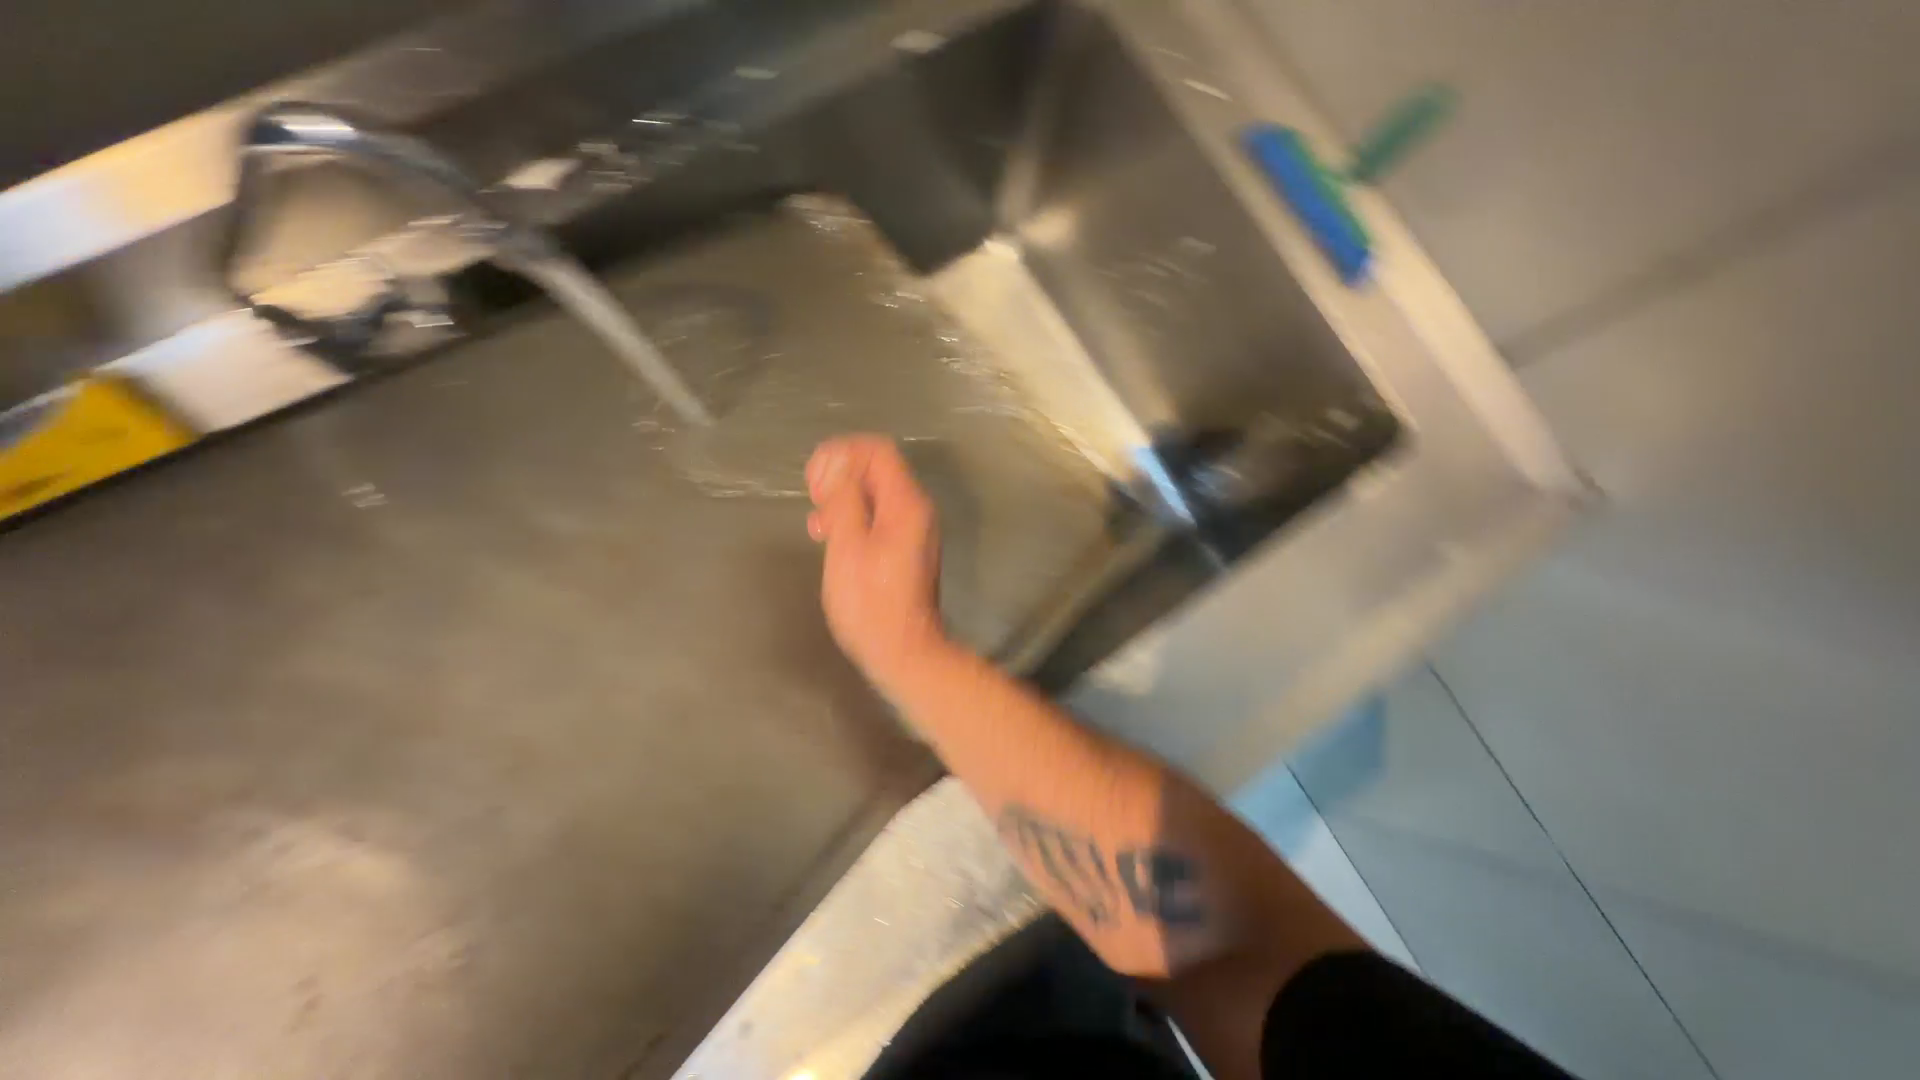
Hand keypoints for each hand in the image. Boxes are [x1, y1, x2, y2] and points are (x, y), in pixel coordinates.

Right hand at [806, 435, 948, 690]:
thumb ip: (844, 499)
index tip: (814, 480)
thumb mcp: (848, 546)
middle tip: (813, 500)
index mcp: (906, 503)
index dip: (841, 454)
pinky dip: (851, 518)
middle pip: (876, 468)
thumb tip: (837, 465)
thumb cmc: (871, 604)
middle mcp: (916, 509)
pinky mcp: (905, 549)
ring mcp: (913, 529)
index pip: (877, 450)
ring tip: (817, 523)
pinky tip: (829, 538)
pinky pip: (877, 516)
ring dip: (841, 498)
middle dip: (839, 475)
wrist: (904, 653)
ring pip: (874, 493)